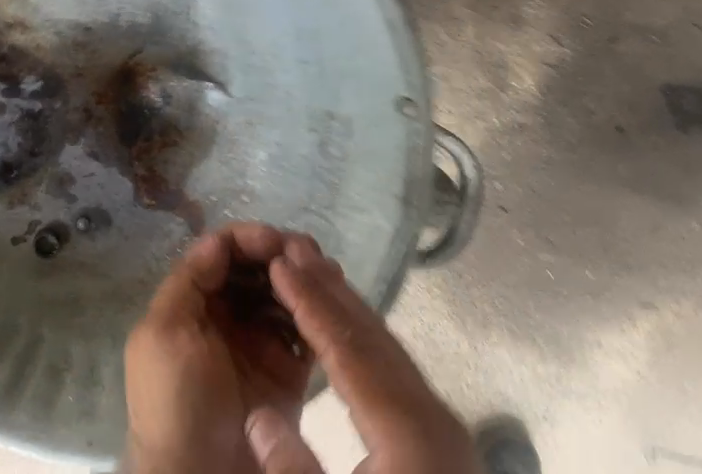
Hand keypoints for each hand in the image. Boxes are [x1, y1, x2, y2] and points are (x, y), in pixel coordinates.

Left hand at [124, 223, 314, 473]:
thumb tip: (218, 240)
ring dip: (301, 278)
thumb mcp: (164, 334)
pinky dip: (317, 314)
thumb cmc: (174, 402)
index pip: (221, 254)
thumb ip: (188, 282)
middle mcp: (226, 316)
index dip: (247, 239)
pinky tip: (332, 304)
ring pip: (282, 295)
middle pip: (256, 268)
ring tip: (326, 274)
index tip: (277, 242)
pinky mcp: (288, 373)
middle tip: (309, 255)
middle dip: (280, 253)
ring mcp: (258, 344)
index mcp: (193, 303)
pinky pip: (305, 333)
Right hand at [246, 238, 479, 473]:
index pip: (349, 351)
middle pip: (374, 340)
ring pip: (390, 352)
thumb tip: (259, 414)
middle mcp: (432, 420)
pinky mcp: (442, 443)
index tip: (280, 263)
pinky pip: (397, 372)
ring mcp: (442, 430)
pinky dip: (365, 341)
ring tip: (312, 275)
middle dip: (330, 292)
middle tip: (294, 249)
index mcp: (408, 436)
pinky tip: (344, 335)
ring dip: (348, 311)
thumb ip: (293, 468)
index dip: (311, 302)